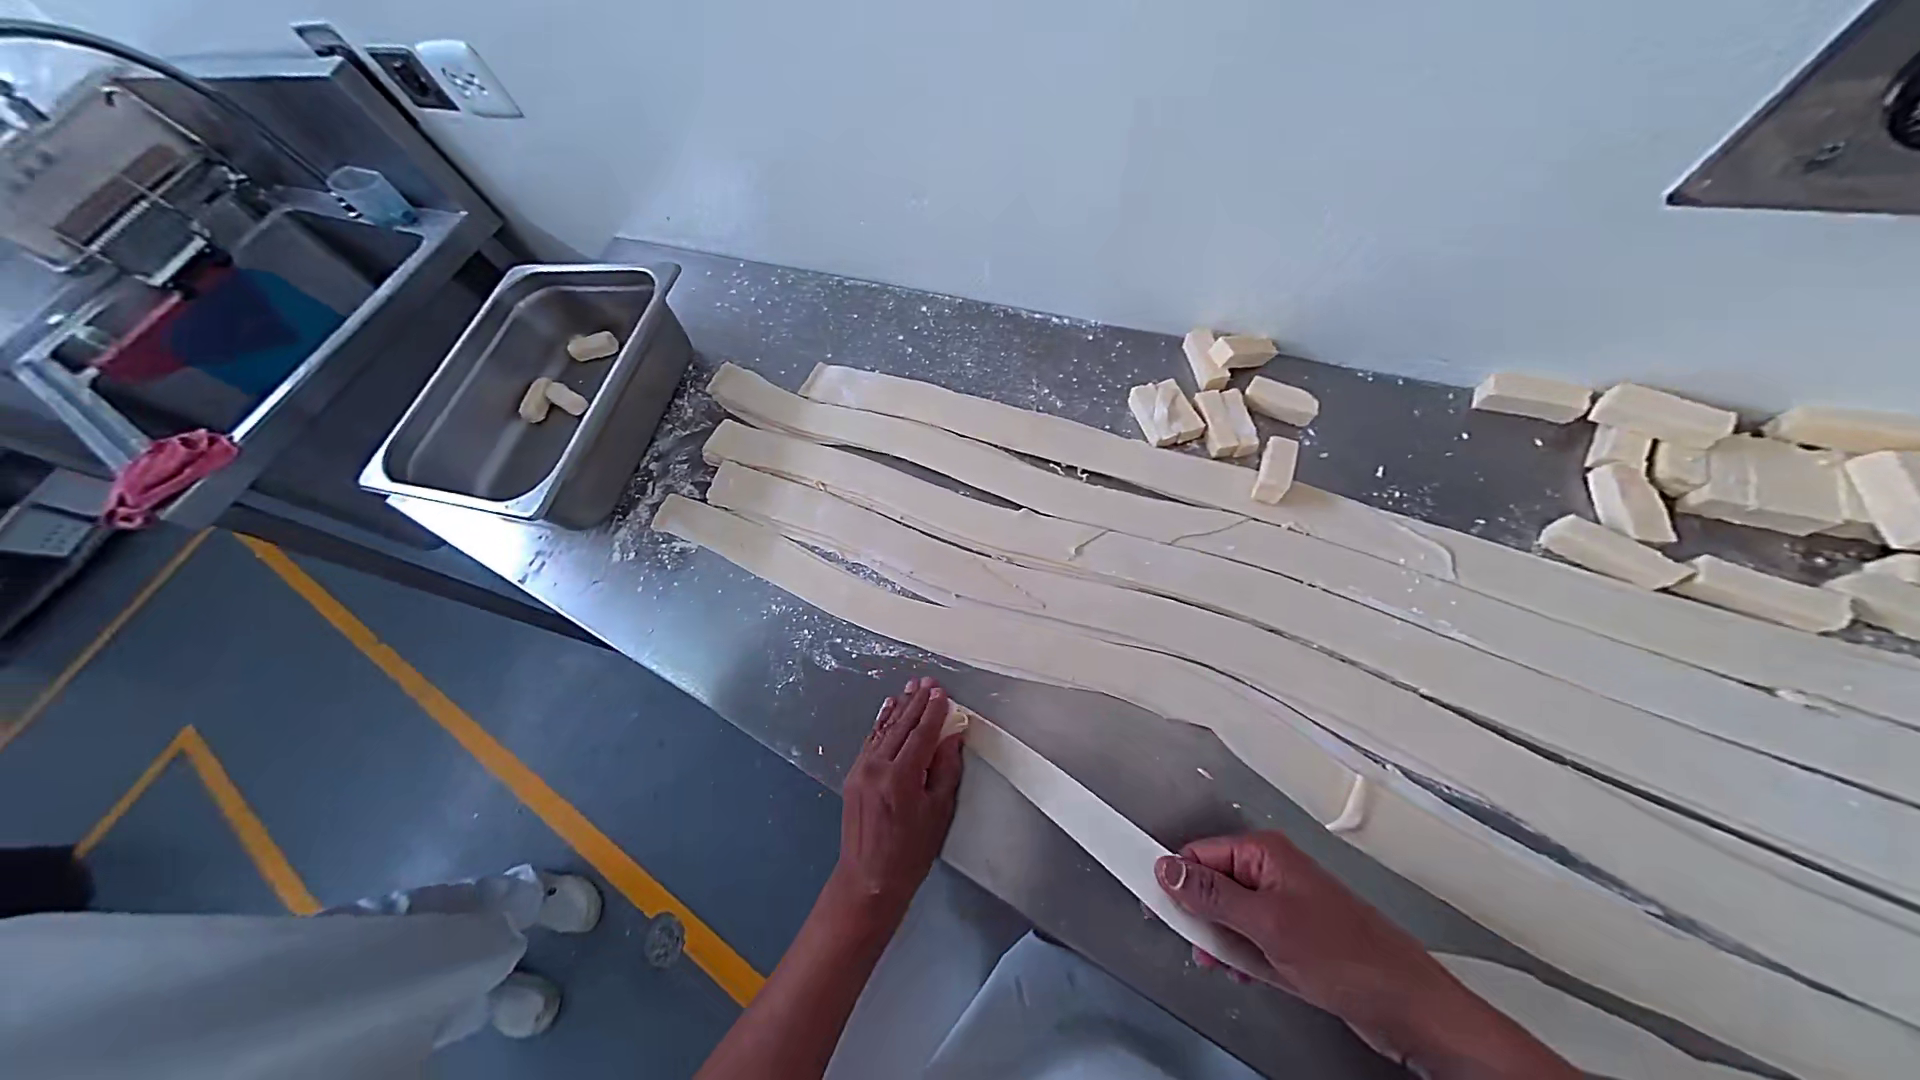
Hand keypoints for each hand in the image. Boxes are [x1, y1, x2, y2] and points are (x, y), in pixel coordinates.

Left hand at [833, 676, 964, 908]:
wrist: (868, 880)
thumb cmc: (911, 852)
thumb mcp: (939, 812)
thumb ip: (946, 770)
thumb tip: (952, 737)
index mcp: (901, 777)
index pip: (921, 734)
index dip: (934, 711)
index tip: (942, 693)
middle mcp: (877, 767)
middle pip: (901, 726)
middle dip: (916, 702)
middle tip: (928, 681)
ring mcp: (861, 770)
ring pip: (883, 730)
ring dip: (899, 708)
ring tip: (910, 688)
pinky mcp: (853, 776)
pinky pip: (871, 742)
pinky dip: (881, 724)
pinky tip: (888, 710)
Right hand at [1155, 831, 1492, 1064]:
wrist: (1409, 1007)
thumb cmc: (1352, 957)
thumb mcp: (1267, 924)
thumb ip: (1211, 895)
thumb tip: (1168, 870)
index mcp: (1265, 852)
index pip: (1198, 854)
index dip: (1174, 881)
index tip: (1155, 905)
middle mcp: (1272, 872)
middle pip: (1210, 885)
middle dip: (1202, 918)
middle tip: (1202, 945)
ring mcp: (1282, 903)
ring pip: (1227, 915)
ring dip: (1222, 942)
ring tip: (1234, 964)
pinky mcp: (1291, 933)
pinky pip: (1248, 937)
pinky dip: (1242, 955)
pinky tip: (1250, 971)